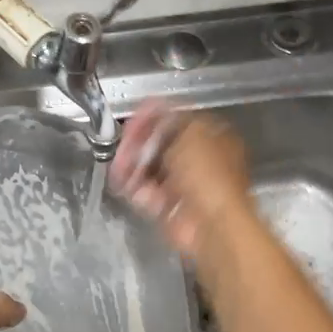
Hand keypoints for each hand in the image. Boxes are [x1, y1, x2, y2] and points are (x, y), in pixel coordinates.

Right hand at [108, 100, 253, 257]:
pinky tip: (123, 181)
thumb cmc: (209, 176)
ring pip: (152, 170)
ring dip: (133, 165)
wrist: (211, 224)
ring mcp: (184, 186)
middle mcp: (200, 162)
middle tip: (124, 141)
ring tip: (120, 163)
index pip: (180, 121)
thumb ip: (169, 118)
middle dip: (140, 143)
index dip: (156, 117)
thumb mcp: (190, 134)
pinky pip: (147, 193)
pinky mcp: (169, 207)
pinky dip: (135, 187)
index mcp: (212, 139)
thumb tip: (154, 107)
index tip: (137, 115)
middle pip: (162, 146)